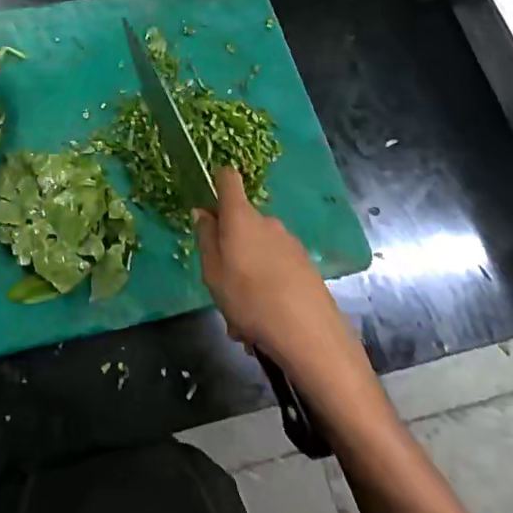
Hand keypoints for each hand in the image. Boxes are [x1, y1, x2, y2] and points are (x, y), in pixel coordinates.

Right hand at [196, 168, 356, 378]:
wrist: (309, 333)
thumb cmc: (249, 298)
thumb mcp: (212, 271)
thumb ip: (205, 238)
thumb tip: (204, 213)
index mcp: (240, 217)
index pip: (228, 179)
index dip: (217, 182)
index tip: (208, 204)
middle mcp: (267, 222)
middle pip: (242, 223)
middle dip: (229, 248)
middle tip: (220, 284)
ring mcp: (289, 242)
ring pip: (258, 251)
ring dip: (247, 275)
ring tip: (241, 317)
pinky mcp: (305, 264)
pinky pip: (275, 269)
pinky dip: (265, 288)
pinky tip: (262, 323)